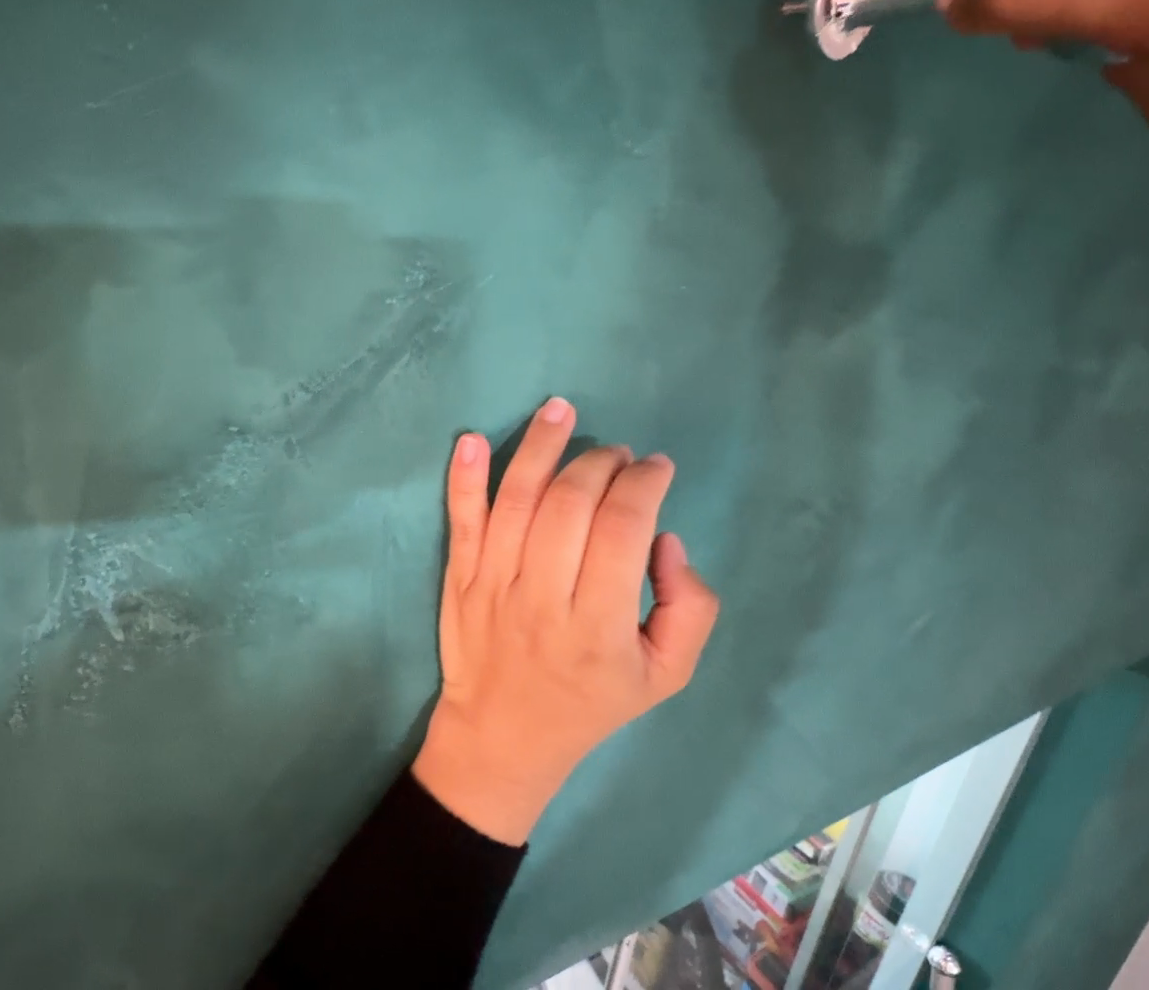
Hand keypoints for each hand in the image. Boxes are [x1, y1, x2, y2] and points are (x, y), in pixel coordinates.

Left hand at [410, 397, 720, 845]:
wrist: (502, 737)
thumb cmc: (589, 704)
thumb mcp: (666, 676)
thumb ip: (690, 610)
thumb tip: (668, 542)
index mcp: (599, 625)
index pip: (622, 529)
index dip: (644, 485)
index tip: (657, 468)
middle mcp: (542, 597)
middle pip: (570, 504)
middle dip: (601, 463)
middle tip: (619, 455)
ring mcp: (492, 585)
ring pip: (515, 500)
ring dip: (539, 447)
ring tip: (561, 410)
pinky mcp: (458, 579)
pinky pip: (460, 521)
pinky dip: (463, 478)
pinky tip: (469, 439)